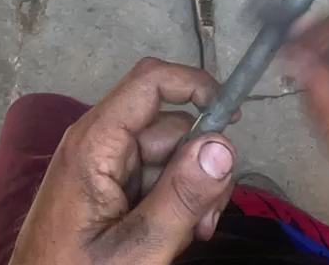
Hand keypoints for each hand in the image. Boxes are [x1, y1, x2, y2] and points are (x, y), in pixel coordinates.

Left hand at [10, 58, 238, 264]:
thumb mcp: (136, 249)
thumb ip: (180, 198)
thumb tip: (223, 146)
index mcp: (96, 141)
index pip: (150, 81)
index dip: (193, 84)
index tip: (232, 117)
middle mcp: (100, 139)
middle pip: (168, 123)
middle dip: (199, 164)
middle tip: (207, 220)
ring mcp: (105, 161)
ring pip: (169, 151)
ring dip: (191, 188)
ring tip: (191, 235)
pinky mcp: (110, 182)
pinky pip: (156, 174)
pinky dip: (175, 198)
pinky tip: (178, 233)